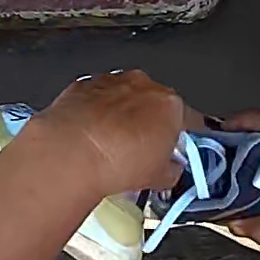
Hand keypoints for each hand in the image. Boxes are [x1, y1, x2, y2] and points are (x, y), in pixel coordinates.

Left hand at [19, 71, 186, 197]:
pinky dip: (95, 110)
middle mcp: (142, 86)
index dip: (185, 135)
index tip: (178, 146)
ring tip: (111, 142)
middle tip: (142, 148)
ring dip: (122, 113)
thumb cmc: (114, 159)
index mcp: (170, 105)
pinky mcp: (82, 85)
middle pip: (155, 103)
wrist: (70, 153)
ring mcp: (111, 82)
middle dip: (151, 122)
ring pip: (124, 96)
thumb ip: (172, 169)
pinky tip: (90, 132)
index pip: (190, 118)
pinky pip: (96, 96)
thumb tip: (169, 169)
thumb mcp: (158, 178)